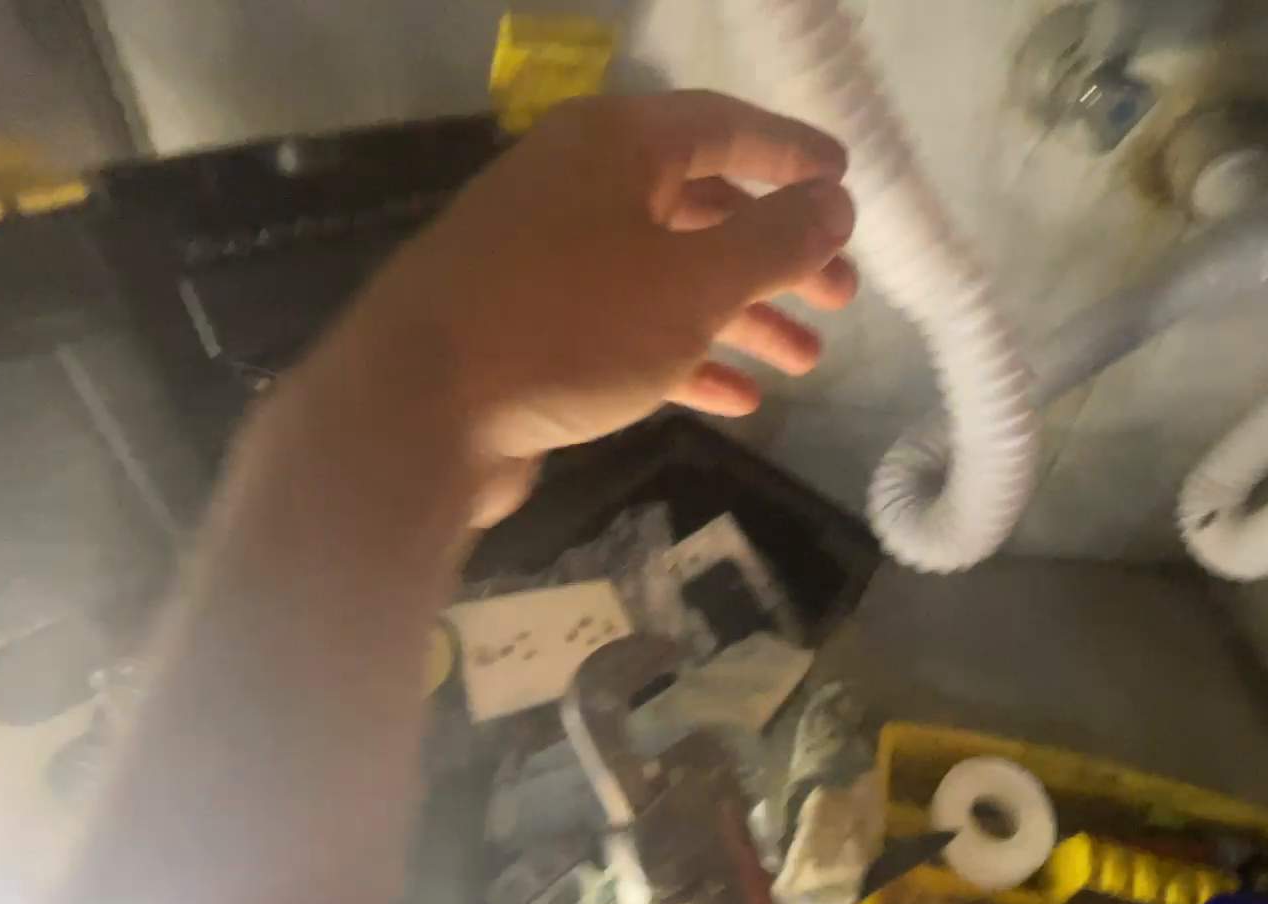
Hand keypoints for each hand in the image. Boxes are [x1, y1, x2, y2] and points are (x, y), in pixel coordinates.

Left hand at [322, 90, 857, 465]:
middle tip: (841, 297)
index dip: (790, 154)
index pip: (724, 128)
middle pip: (706, 214)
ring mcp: (558, 264)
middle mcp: (584, 192)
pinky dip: (689, 361)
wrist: (424, 412)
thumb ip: (773, 241)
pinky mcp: (543, 330)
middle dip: (778, 259)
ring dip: (743, 320)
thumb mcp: (692, 282)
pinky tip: (739, 399)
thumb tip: (837, 204)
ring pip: (674, 282)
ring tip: (806, 358)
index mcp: (616, 149)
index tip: (843, 179)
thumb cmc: (571, 325)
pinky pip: (634, 334)